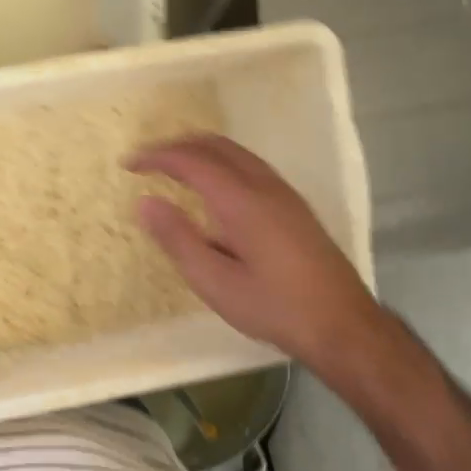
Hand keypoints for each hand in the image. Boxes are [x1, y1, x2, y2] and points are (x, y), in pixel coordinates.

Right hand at [126, 134, 386, 371]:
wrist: (342, 324)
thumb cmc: (273, 307)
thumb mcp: (213, 281)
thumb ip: (177, 239)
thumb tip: (145, 202)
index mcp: (243, 202)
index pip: (192, 161)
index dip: (157, 157)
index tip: (128, 165)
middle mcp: (265, 187)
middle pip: (217, 146)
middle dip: (177, 145)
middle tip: (146, 161)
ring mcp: (284, 195)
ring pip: (236, 153)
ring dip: (200, 152)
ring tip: (171, 169)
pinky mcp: (294, 208)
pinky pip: (249, 166)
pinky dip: (220, 164)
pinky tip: (210, 190)